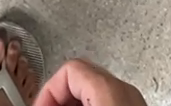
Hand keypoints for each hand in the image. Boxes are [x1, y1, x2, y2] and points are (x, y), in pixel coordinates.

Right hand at [31, 60, 147, 105]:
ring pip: (94, 90)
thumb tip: (39, 101)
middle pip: (81, 76)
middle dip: (59, 95)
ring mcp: (133, 101)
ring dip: (72, 102)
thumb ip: (56, 101)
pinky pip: (106, 100)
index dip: (48, 88)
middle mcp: (125, 90)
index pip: (69, 69)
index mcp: (110, 86)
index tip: (38, 105)